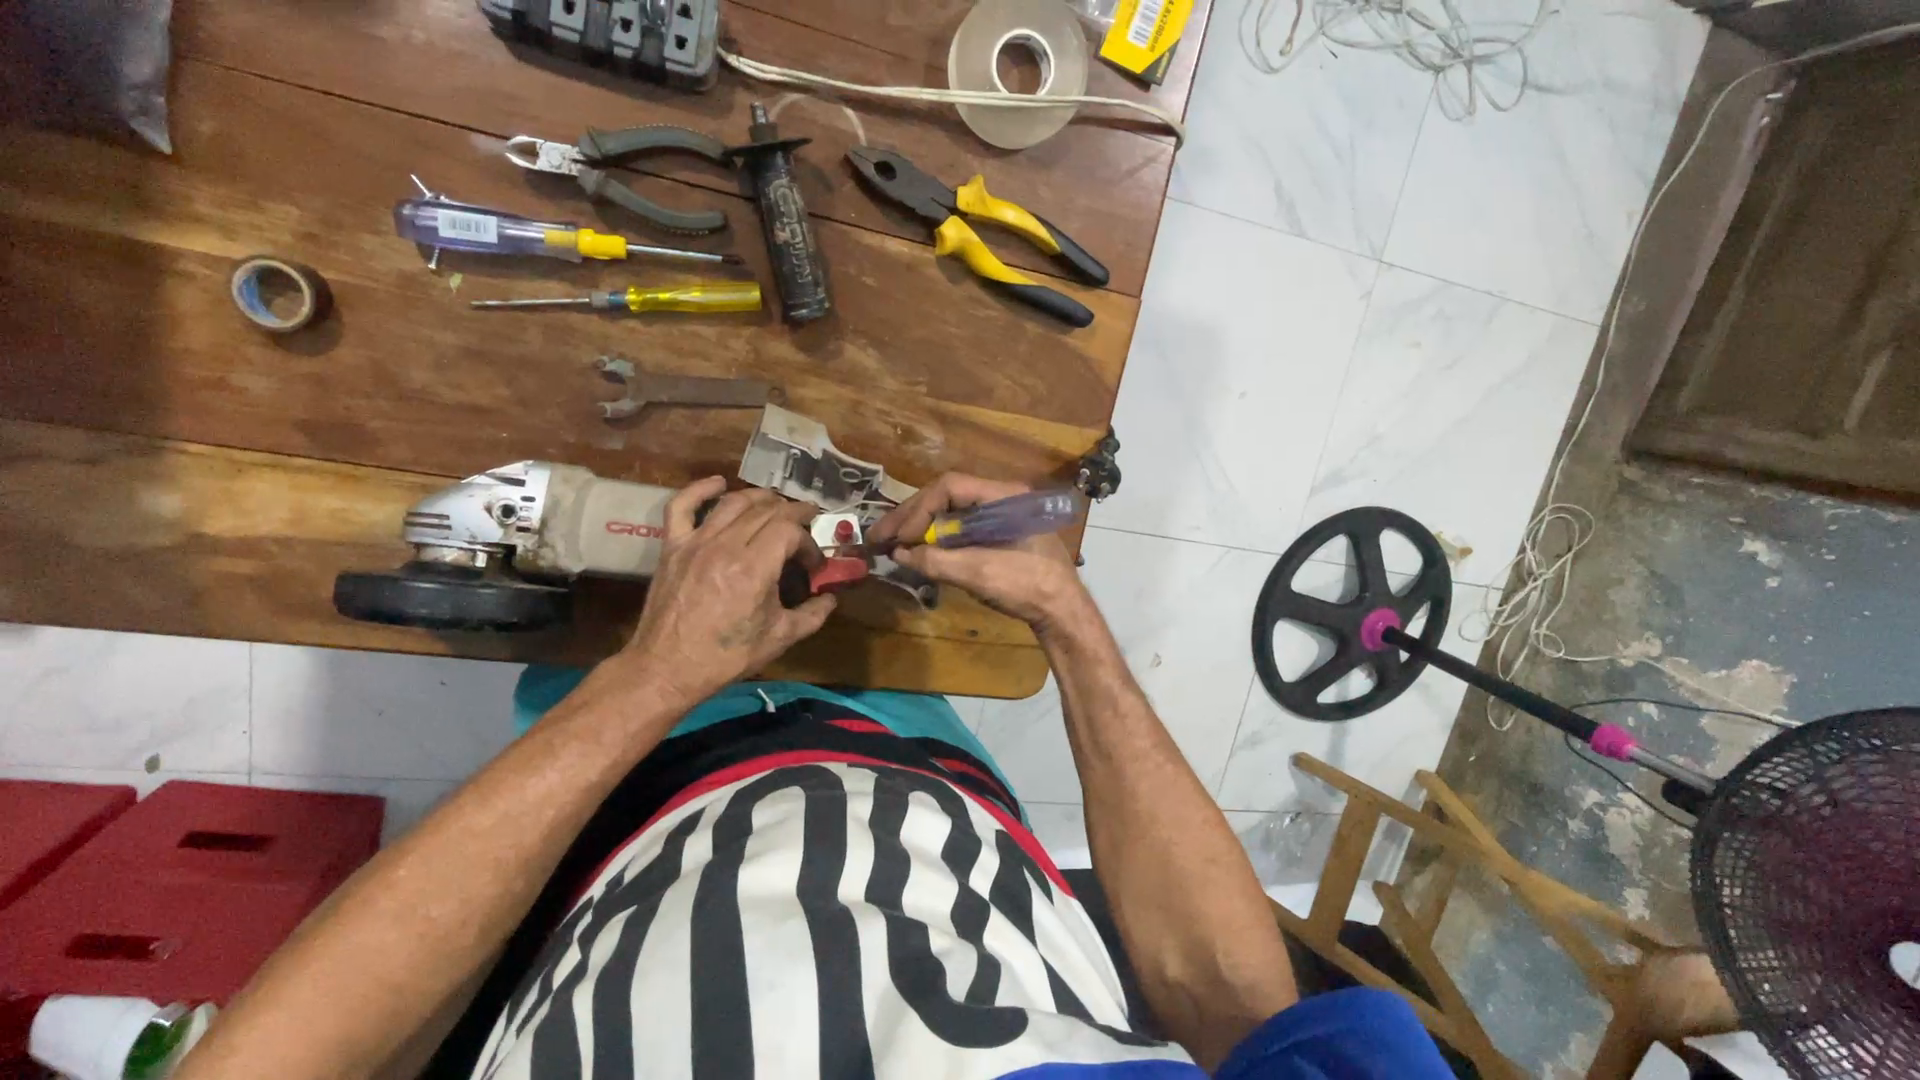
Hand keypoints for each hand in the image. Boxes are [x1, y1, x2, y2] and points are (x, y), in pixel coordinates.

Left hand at [620, 478, 835, 703]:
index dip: (808, 543)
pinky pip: (682, 505)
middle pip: (766, 511)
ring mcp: (696, 542)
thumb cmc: (726, 657)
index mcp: (754, 568)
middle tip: (806, 528)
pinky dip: (701, 489)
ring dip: (760, 498)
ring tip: (776, 506)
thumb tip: (831, 599)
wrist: (667, 668)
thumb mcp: (779, 639)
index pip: (790, 531)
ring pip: (733, 502)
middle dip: (793, 515)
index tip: (813, 565)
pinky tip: (719, 483)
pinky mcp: (673, 546)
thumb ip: (812, 615)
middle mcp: (726, 546)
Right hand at [870, 473, 1092, 632]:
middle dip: (912, 517)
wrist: (1063, 612)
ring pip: (951, 512)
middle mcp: (1001, 498)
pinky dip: (937, 539)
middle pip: (947, 497)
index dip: (919, 510)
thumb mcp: (978, 573)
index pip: (949, 487)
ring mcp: (1000, 517)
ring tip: (891, 544)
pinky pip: (961, 528)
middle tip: (879, 537)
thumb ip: (936, 560)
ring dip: (921, 527)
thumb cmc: (1027, 586)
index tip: (899, 537)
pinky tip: (918, 552)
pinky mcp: (999, 536)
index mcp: (1003, 496)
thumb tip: (899, 554)